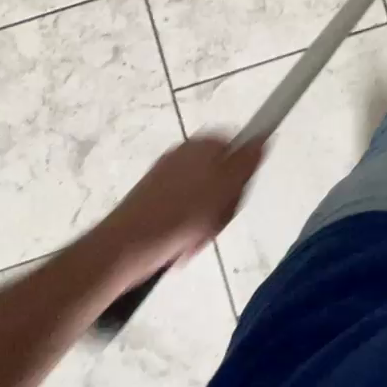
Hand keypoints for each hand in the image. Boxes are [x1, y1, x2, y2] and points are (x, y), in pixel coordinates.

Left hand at [90, 136, 263, 282]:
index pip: (238, 146)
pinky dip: (188, 228)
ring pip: (204, 197)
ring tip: (196, 236)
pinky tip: (182, 243)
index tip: (239, 191)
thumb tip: (263, 138)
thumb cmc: (179, 217)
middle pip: (222, 173)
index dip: (244, 171)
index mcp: (201, 145)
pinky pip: (184, 211)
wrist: (124, 247)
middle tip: (217, 219)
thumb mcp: (226, 188)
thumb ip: (247, 161)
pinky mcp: (152, 201)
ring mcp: (166, 178)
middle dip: (224, 200)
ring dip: (207, 220)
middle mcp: (183, 155)